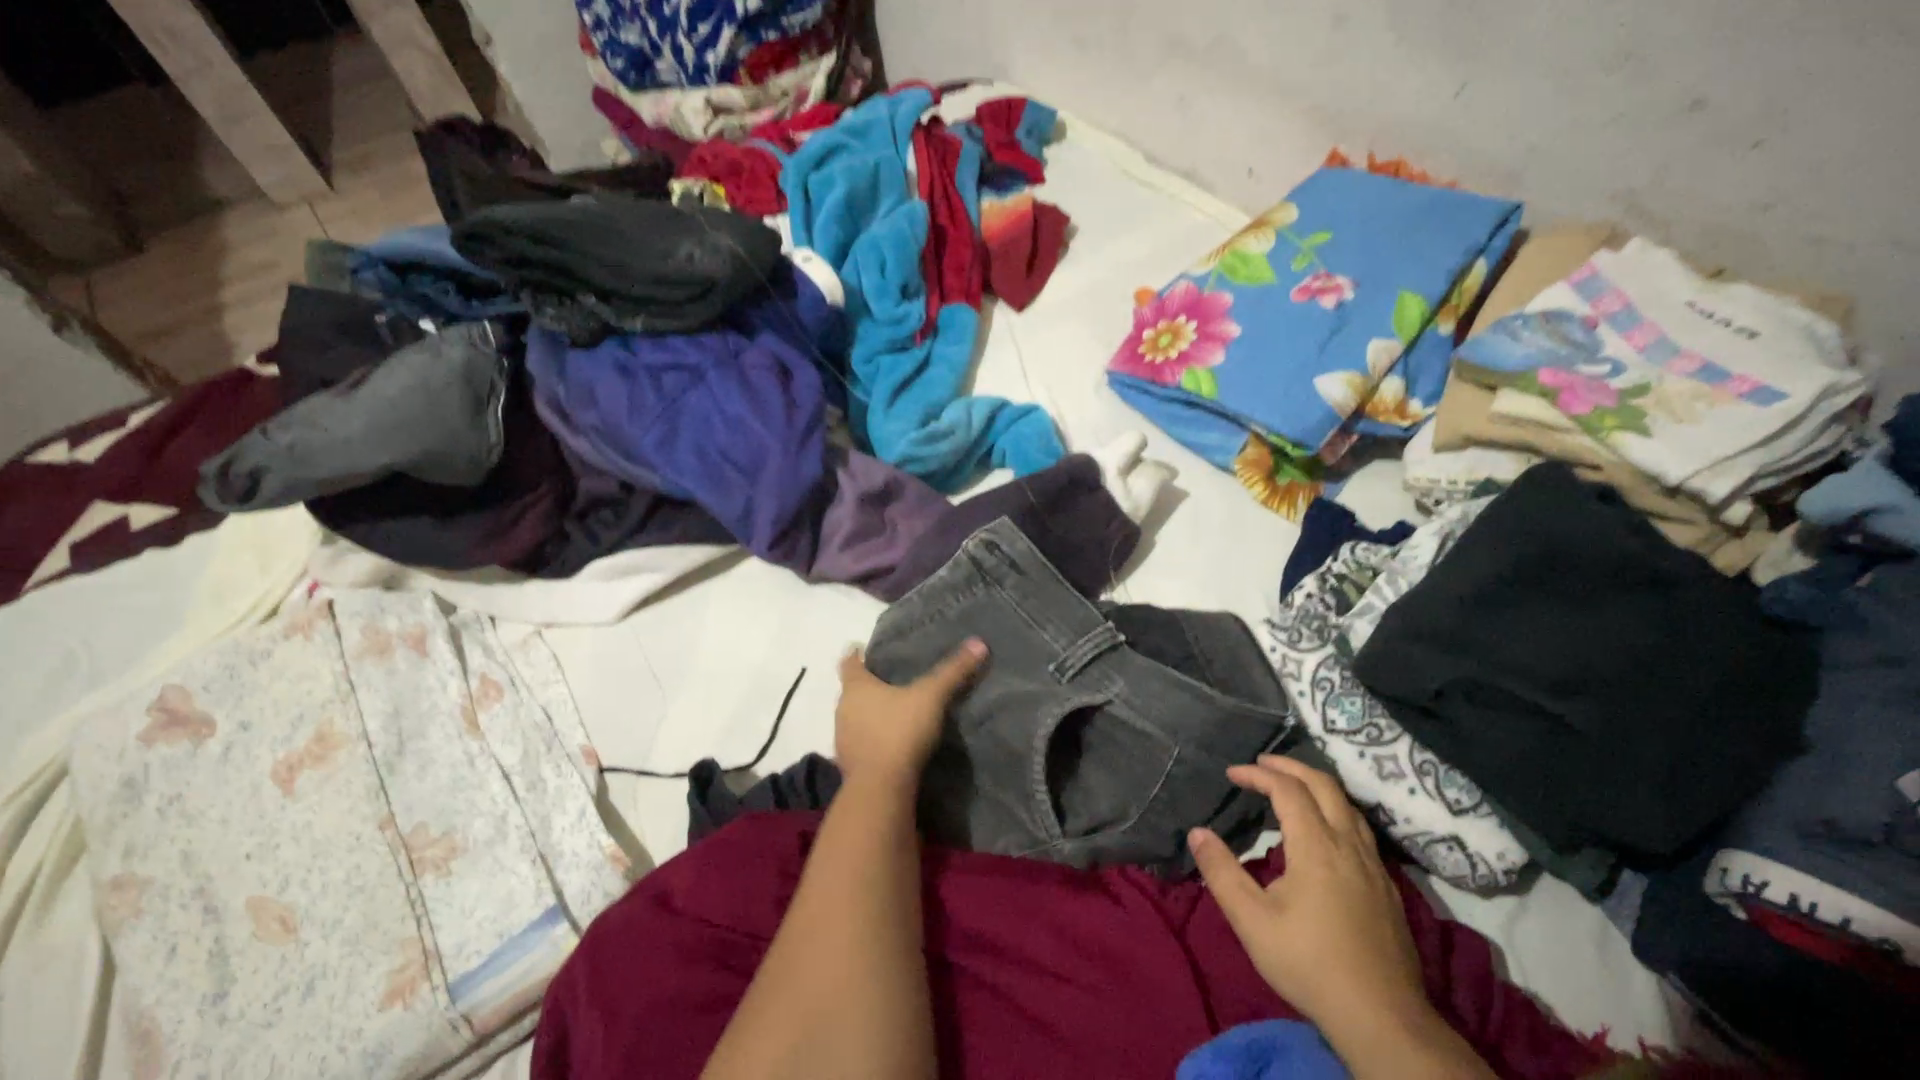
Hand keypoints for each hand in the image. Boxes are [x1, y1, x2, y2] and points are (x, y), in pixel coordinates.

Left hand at [834, 639, 987, 789]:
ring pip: (855, 718)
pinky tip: (890, 743)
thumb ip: (953, 671)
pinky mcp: (849, 764)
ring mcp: (843, 738)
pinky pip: (861, 743)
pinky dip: (873, 740)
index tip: (862, 650)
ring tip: (893, 712)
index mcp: (856, 687)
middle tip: (890, 681)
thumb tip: (978, 643)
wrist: (880, 786)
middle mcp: (842, 709)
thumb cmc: (900, 731)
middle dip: (868, 686)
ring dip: (870, 715)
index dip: (856, 655)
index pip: (849, 663)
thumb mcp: (931, 697)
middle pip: (852, 691)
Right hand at [1190, 755, 1469, 1071]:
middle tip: (1262, 764)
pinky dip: (1336, 812)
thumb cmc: (1308, 963)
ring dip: (1318, 786)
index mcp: (1317, 847)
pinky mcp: (1387, 886)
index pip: (1288, 790)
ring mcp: (1374, 865)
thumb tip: (1198, 833)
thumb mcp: (1252, 920)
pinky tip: (1325, 836)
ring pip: (1349, 806)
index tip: (1232, 773)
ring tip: (1292, 789)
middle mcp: (1350, 845)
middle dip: (1291, 766)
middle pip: (1325, 785)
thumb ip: (1222, 873)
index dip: (1258, 774)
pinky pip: (1361, 830)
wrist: (1380, 1013)